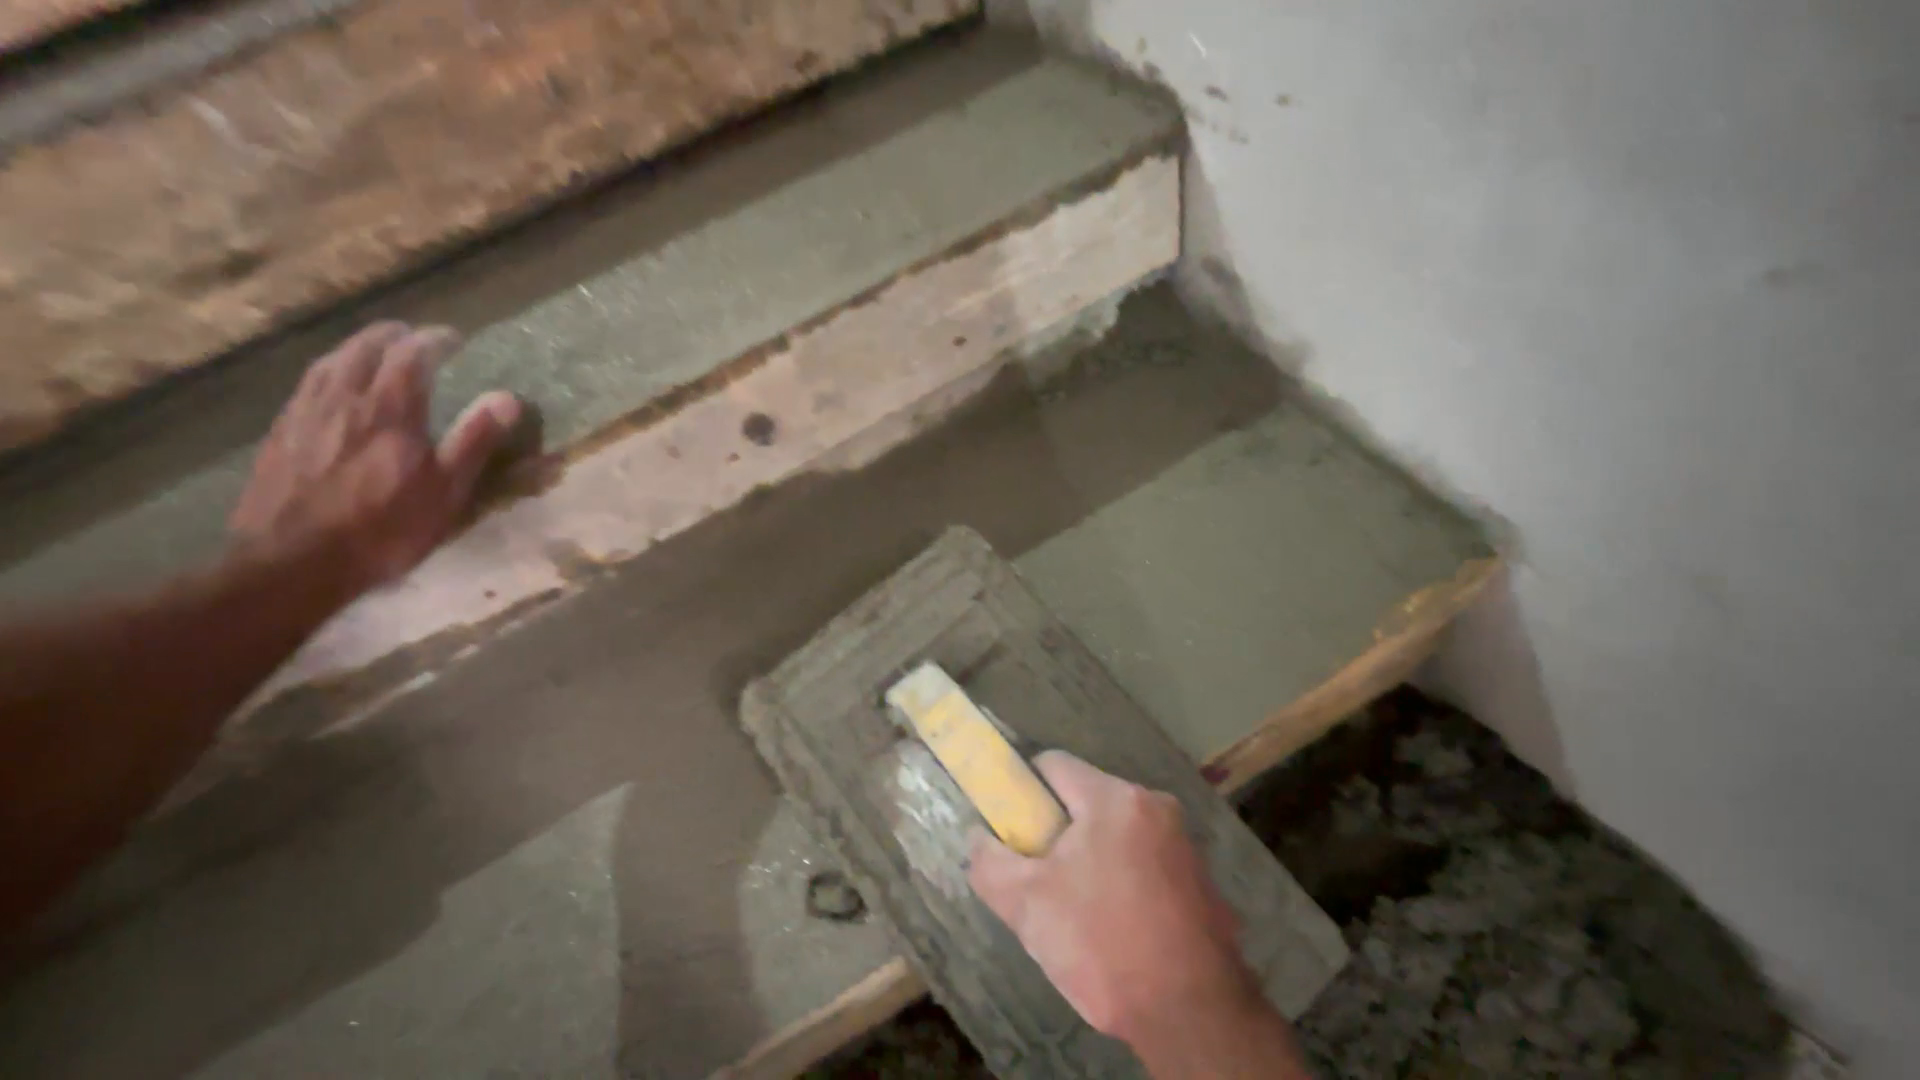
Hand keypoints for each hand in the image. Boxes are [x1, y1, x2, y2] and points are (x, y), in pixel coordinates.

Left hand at [230, 321, 522, 593]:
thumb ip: (475, 440)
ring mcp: (305, 415)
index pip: (412, 355)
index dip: (434, 340)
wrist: (294, 562)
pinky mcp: (280, 435)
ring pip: (329, 363)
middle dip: (390, 336)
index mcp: (389, 410)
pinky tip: (329, 388)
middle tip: (410, 335)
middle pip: (364, 350)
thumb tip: (508, 397)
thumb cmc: (383, 529)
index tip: (454, 338)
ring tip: (369, 350)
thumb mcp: (445, 490)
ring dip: (354, 348)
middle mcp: (344, 400)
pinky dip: (326, 374)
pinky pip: (305, 388)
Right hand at [967, 751, 1259, 1044]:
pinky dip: (1122, 884)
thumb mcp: (1027, 906)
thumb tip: (979, 838)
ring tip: (1074, 915)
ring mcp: (1184, 845)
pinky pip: (1144, 865)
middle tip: (1037, 881)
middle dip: (1056, 834)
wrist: (1193, 1015)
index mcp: (1115, 800)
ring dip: (1089, 862)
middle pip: (1085, 801)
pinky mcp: (1201, 882)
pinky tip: (1114, 932)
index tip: (1010, 831)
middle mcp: (1156, 807)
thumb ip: (990, 862)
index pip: (1053, 766)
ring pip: (1115, 836)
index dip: (1022, 792)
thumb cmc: (1104, 946)